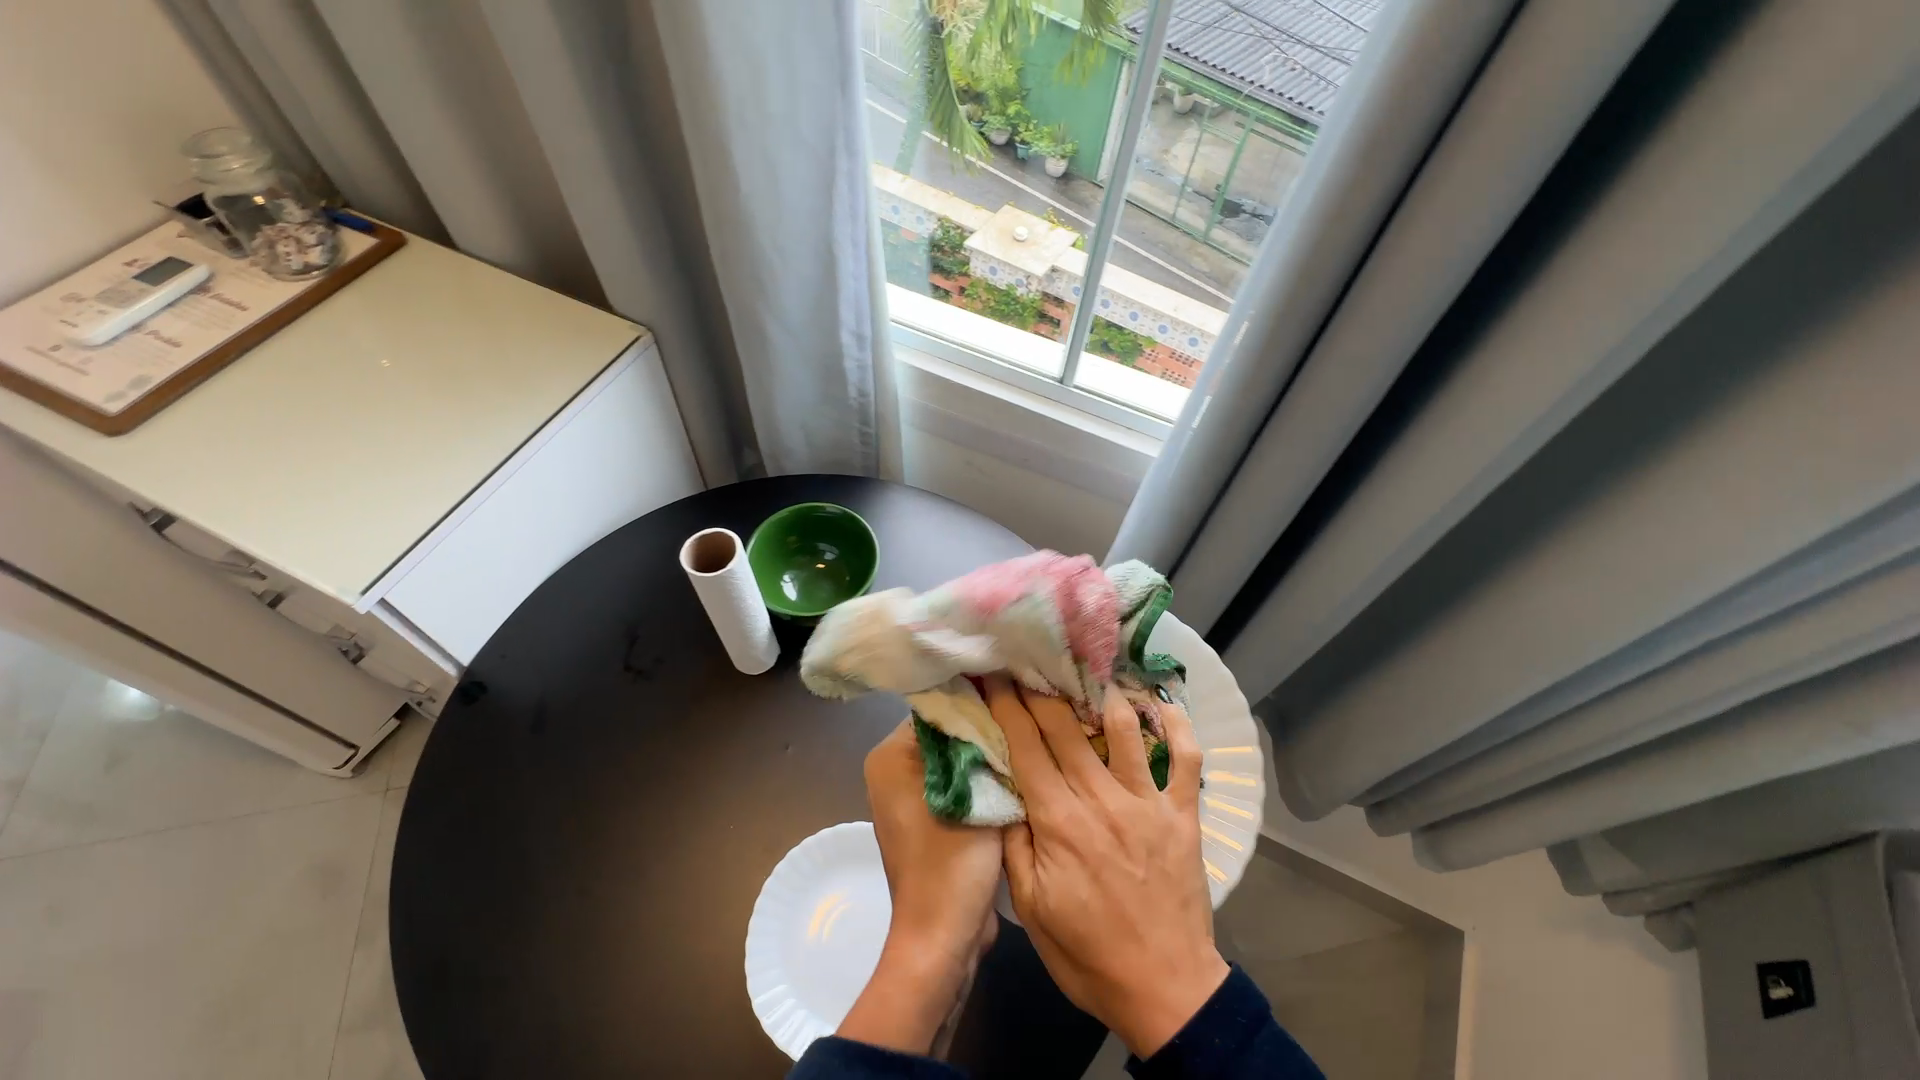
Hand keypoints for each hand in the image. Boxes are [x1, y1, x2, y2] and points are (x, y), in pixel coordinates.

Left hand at [837, 721, 1002, 1054]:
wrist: (944, 938)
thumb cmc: (951, 863)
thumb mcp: (973, 790)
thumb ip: (983, 740)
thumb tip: (1000, 693)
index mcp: (891, 755)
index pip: (939, 704)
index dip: (980, 696)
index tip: (1019, 686)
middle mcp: (895, 770)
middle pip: (950, 730)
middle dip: (989, 724)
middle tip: (1033, 709)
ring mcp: (913, 796)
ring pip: (960, 757)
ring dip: (993, 753)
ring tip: (1034, 736)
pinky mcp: (934, 818)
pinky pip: (963, 783)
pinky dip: (988, 779)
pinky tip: (1024, 772)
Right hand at [988, 674, 1227, 1058]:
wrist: (1164, 989)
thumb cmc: (1088, 954)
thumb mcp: (1031, 909)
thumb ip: (1016, 846)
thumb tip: (1005, 795)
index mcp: (1059, 823)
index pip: (1026, 749)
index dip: (1007, 708)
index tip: (993, 677)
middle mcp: (1101, 800)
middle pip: (1066, 728)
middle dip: (1041, 689)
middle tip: (1028, 659)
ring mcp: (1148, 804)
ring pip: (1123, 730)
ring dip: (1100, 694)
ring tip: (1084, 670)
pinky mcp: (1183, 815)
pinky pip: (1186, 760)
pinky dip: (1177, 726)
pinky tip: (1162, 703)